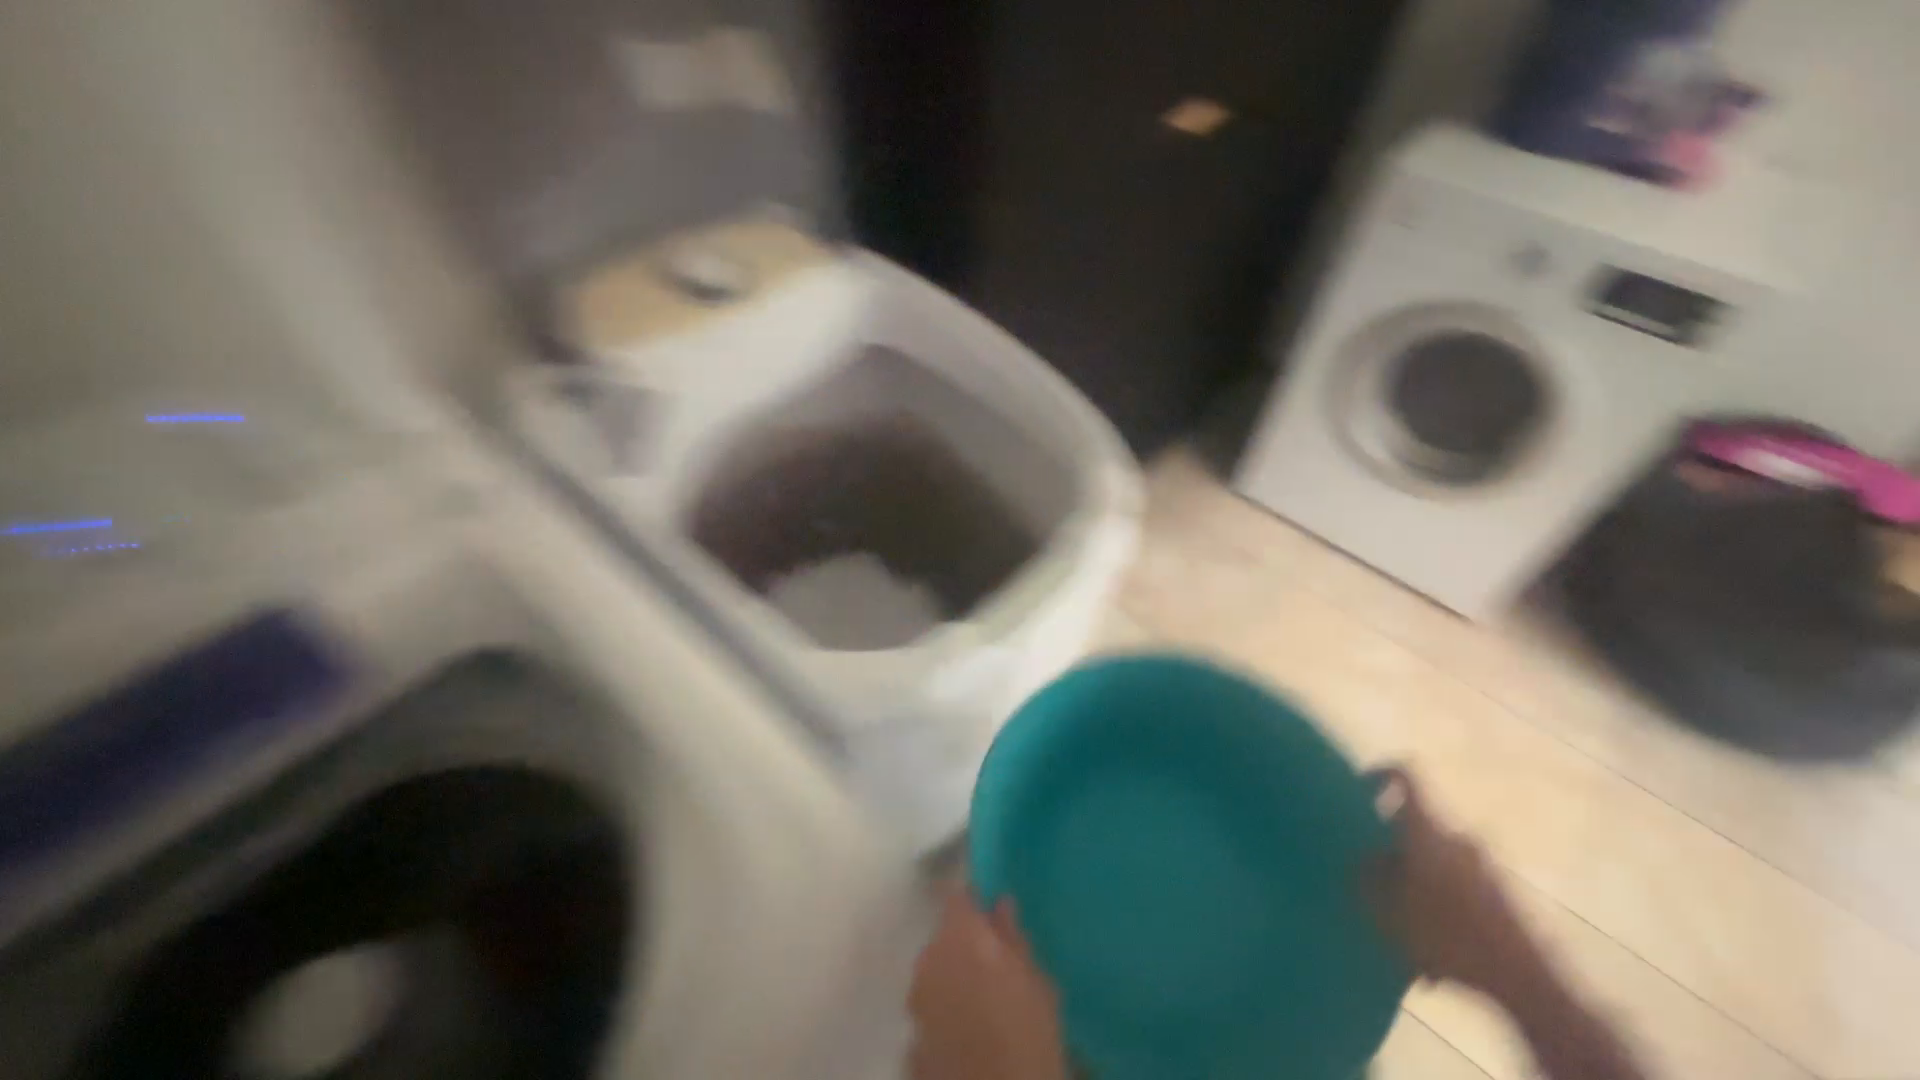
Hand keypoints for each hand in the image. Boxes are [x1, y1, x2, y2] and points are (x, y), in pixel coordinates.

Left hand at [907, 884, 1068, 1079]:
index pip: (956, 896)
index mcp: (960, 937)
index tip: (987, 907)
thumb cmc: (1028, 1034)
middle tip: (996, 966)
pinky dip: (945, 1011)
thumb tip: (1000, 905)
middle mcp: (929, 959)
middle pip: (945, 937)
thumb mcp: (1036, 983)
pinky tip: (968, 1030)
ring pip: (935, 972)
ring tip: (984, 1003)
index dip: (971, 899)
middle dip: (965, 944)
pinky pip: (930, 1008)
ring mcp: (915, 998)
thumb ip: (1013, 939)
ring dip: (953, 978)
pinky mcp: (910, 1034)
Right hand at [1366, 768, 1650, 1079]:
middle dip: (1395, 849)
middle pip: (1419, 827)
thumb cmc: (1448, 936)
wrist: (1525, 981)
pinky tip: (1434, 950)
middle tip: (1374, 877)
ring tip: (1402, 924)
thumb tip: (1365, 856)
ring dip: (1418, 884)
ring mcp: (1486, 866)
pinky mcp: (1503, 894)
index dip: (1381, 775)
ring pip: (1438, 861)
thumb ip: (1369, 876)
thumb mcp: (1388, 909)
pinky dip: (1442, 905)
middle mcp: (1460, 837)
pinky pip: (1460, 887)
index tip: (1361, 787)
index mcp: (1429, 830)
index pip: (1406, 778)